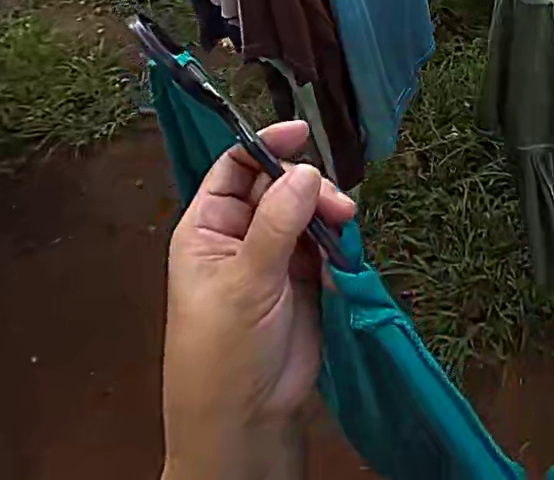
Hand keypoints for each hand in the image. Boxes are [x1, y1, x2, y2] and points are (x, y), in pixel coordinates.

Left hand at [162, 120, 356, 479]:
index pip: (235, 167)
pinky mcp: (306, 269)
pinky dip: (337, 236)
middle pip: (280, 181)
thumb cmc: (223, 354)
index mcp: (209, 227)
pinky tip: (342, 253)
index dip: (265, 144)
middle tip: (335, 206)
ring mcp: (276, 249)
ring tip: (344, 225)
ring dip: (328, 208)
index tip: (302, 132)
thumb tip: (305, 171)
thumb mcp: (245, 285)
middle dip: (309, 185)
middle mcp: (242, 230)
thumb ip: (277, 225)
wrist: (249, 420)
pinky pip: (325, 234)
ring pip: (307, 205)